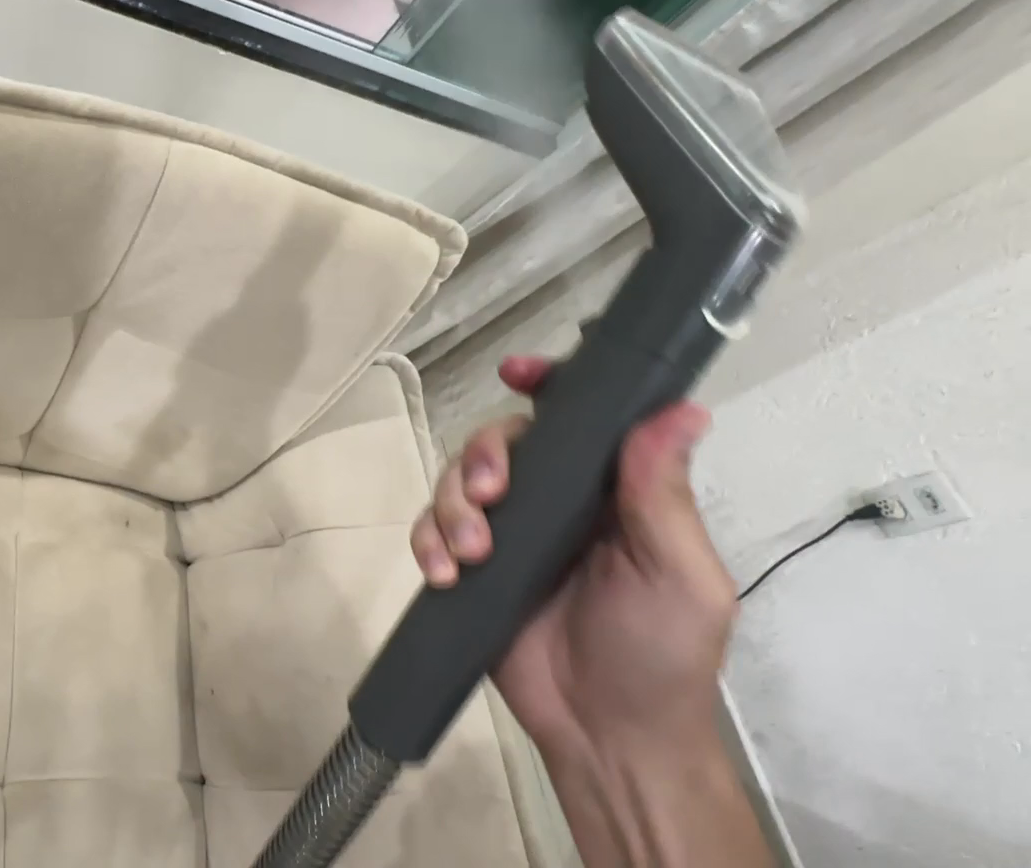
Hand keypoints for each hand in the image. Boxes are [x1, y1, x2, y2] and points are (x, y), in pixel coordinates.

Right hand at [410, 355, 733, 759]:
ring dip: (451, 508)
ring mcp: (504, 533)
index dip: (544, 384)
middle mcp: (553, 500)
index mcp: (608, 491)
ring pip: (455, 482)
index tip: (515, 373)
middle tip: (489, 497)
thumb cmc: (660, 653)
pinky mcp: (466, 567)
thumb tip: (681, 410)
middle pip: (498, 443)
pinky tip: (442, 574)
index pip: (573, 419)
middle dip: (482, 458)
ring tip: (469, 557)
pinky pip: (429, 531)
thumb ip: (662, 495)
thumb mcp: (679, 575)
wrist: (606, 734)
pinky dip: (426, 542)